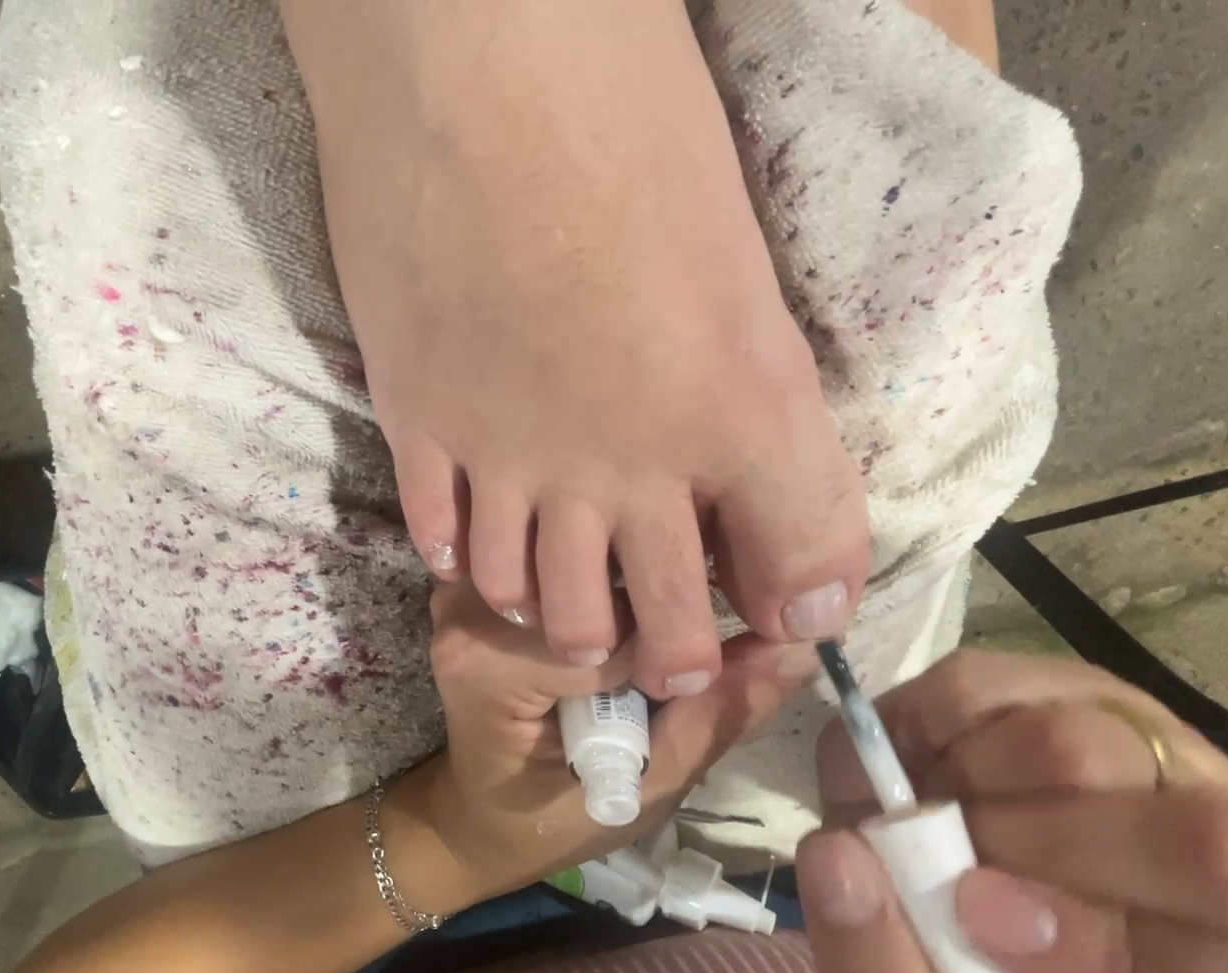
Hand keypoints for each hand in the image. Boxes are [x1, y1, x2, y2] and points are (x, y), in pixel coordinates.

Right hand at [282, 0, 871, 701]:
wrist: (470, 63)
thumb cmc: (628, 120)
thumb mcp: (737, 252)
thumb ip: (756, 378)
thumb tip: (745, 449)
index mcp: (737, 408)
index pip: (806, 562)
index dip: (807, 606)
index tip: (790, 612)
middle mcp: (627, 465)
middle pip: (659, 623)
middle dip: (676, 654)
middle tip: (669, 652)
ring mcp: (511, 458)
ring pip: (542, 602)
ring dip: (567, 621)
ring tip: (571, 613)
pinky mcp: (421, 429)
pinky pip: (446, 541)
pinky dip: (470, 562)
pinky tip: (477, 552)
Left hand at [405, 581, 810, 901]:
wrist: (480, 814)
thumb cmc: (554, 817)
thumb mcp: (645, 790)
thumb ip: (712, 718)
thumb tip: (797, 647)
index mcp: (490, 664)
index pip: (617, 622)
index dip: (682, 636)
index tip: (724, 656)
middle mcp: (466, 609)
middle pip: (596, 568)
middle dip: (662, 586)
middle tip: (708, 616)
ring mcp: (464, 586)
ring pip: (582, 548)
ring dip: (636, 573)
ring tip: (673, 606)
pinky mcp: (479, 579)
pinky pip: (560, 554)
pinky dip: (607, 571)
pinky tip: (634, 593)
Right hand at [794, 651, 1227, 972]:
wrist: (928, 860)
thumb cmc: (955, 972)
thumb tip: (837, 862)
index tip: (1017, 952)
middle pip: (1224, 855)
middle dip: (1063, 881)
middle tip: (964, 902)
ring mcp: (1144, 742)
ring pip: (1074, 755)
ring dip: (965, 806)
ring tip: (925, 834)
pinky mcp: (1041, 679)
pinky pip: (970, 696)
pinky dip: (913, 742)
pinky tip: (911, 779)